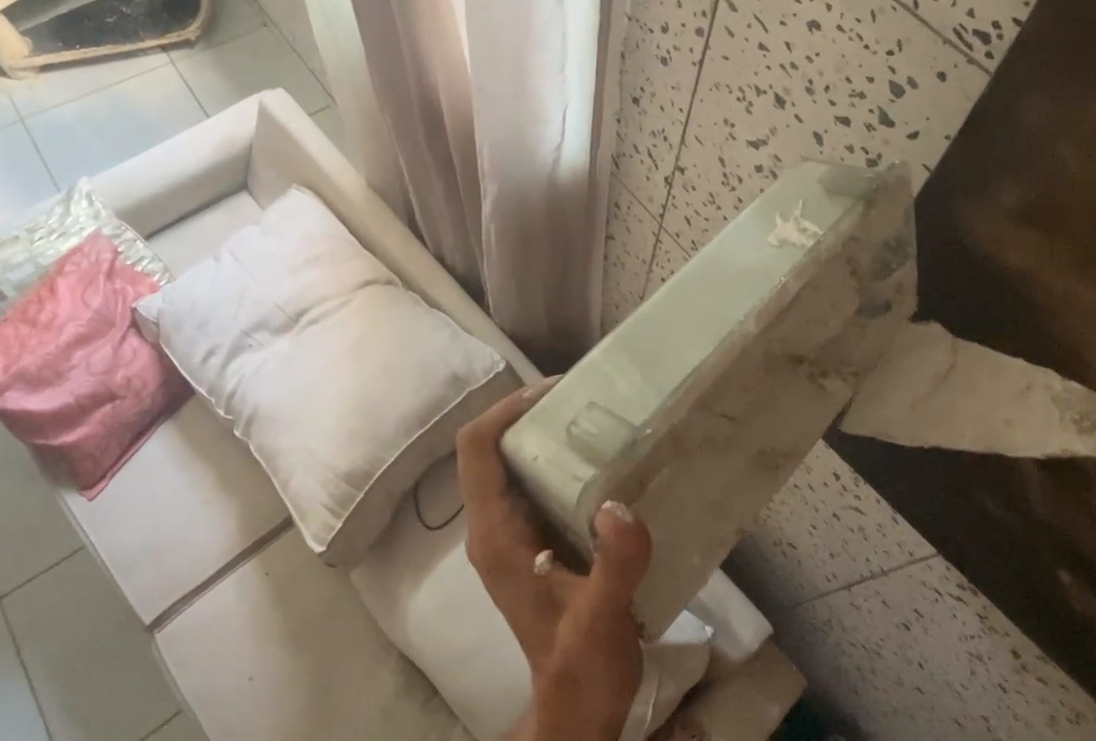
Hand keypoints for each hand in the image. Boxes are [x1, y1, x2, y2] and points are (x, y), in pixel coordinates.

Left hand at [456, 382, 653, 740]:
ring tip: (599, 415)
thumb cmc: (584, 664)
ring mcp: (511, 535)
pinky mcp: (533, 543)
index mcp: (495, 536)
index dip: (507, 409)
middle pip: (493, 448)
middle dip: (533, 413)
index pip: (477, 450)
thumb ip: (614, 564)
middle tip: (588, 396)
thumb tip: (618, 506)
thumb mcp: (603, 616)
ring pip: (513, 463)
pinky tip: (605, 459)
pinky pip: (536, 483)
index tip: (557, 391)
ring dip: (548, 434)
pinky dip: (562, 460)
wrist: (579, 704)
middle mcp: (494, 528)